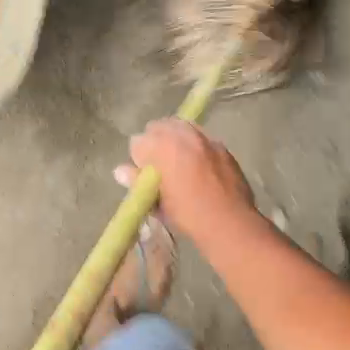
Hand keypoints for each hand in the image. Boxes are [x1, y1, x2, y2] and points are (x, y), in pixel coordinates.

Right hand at [117, 119, 255, 243]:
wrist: (229, 222)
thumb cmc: (187, 214)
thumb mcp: (157, 201)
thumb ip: (136, 181)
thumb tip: (120, 170)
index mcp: (160, 146)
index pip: (137, 142)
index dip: (138, 158)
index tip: (144, 175)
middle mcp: (181, 134)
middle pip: (158, 127)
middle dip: (155, 142)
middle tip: (160, 166)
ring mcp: (204, 137)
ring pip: (181, 127)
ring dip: (176, 139)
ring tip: (179, 161)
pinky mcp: (222, 146)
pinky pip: (202, 138)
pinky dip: (197, 146)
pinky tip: (201, 166)